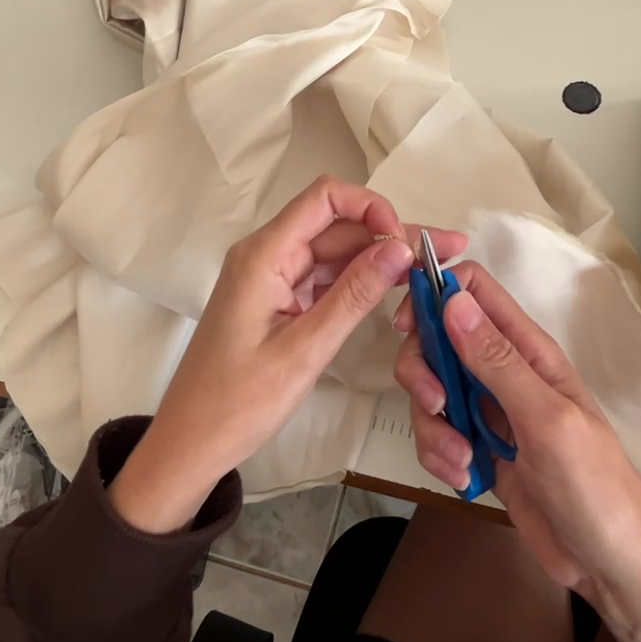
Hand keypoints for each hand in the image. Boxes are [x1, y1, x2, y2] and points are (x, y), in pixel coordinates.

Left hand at [110, 175, 464, 533]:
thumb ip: (354, 295)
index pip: (325, 198)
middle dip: (392, 234)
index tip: (404, 241)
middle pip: (338, 226)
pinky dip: (360, 280)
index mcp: (264, 255)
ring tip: (435, 267)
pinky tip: (397, 286)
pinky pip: (326, 277)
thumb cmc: (238, 401)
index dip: (371, 208)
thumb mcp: (305, 349)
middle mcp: (269, 254)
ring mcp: (274, 277)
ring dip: (382, 257)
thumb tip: (401, 248)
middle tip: (449, 250)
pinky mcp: (280, 299)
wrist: (191, 443)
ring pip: (337, 252)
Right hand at [393, 264, 640, 641]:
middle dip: (423, 372)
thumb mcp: (545, 419)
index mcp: (528, 350)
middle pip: (437, 341)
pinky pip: (437, 435)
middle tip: (436, 406)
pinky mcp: (478, 449)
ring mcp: (490, 411)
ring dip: (433, 428)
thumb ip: (496, 361)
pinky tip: (465, 479)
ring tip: (463, 463)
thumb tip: (452, 299)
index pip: (475, 292)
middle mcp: (504, 372)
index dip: (436, 294)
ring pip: (431, 392)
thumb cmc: (594, 485)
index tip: (407, 328)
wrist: (610, 564)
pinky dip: (439, 455)